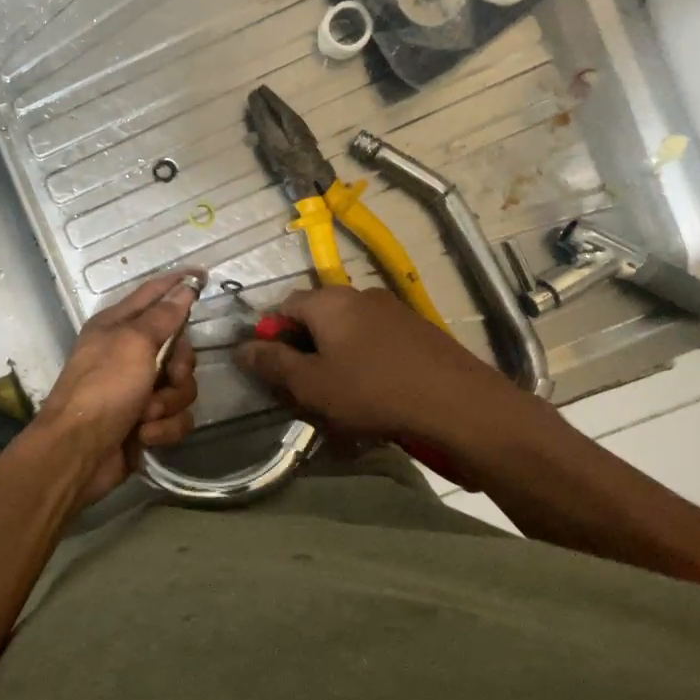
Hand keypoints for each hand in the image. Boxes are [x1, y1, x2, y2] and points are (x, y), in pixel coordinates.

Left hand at [30, 271, 201, 502]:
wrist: (79, 451)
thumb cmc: (103, 388)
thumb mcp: (133, 343)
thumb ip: (163, 316)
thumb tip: (183, 288)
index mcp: (117, 327)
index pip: (154, 294)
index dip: (178, 284)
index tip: (204, 276)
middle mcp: (128, 355)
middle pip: (179, 349)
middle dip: (180, 367)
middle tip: (167, 377)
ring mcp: (138, 391)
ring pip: (182, 388)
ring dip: (168, 403)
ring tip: (146, 414)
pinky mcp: (146, 423)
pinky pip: (176, 419)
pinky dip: (163, 428)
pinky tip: (144, 435)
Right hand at [234, 286, 544, 453]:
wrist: (457, 404)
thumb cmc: (371, 391)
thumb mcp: (310, 384)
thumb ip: (272, 364)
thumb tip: (242, 348)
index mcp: (329, 301)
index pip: (284, 306)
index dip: (270, 335)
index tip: (271, 369)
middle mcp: (361, 295)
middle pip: (317, 317)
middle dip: (303, 349)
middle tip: (301, 388)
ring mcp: (395, 311)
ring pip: (348, 331)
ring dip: (334, 358)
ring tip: (336, 396)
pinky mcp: (419, 331)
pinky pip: (375, 342)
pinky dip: (364, 362)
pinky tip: (371, 393)